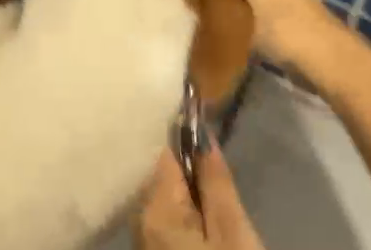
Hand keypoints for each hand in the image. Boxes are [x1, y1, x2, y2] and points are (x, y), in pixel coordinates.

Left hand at [134, 147, 265, 249]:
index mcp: (154, 207)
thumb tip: (202, 133)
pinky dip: (185, 214)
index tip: (213, 136)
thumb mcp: (231, 230)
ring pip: (168, 197)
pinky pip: (167, 219)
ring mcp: (144, 238)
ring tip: (217, 202)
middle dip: (193, 172)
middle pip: (166, 175)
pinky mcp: (155, 249)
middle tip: (222, 183)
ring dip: (191, 194)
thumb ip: (215, 180)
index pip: (168, 153)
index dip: (191, 141)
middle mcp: (139, 218)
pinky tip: (204, 223)